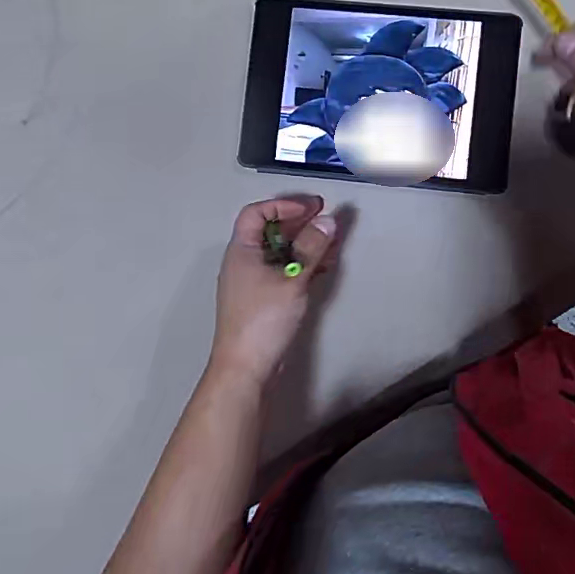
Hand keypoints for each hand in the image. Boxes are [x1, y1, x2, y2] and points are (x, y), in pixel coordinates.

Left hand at [210, 196, 342, 388]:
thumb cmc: (263, 319)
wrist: (246, 368)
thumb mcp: (292, 280)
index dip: (284, 205)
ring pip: (281, 251)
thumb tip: (328, 220)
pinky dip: (303, 263)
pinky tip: (324, 264)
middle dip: (299, 222)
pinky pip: (285, 270)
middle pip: (270, 231)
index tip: (312, 208)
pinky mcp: (265, 298)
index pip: (257, 213)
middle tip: (326, 218)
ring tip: (332, 241)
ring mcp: (254, 281)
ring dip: (305, 243)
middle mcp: (244, 261)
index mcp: (241, 250)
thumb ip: (312, 248)